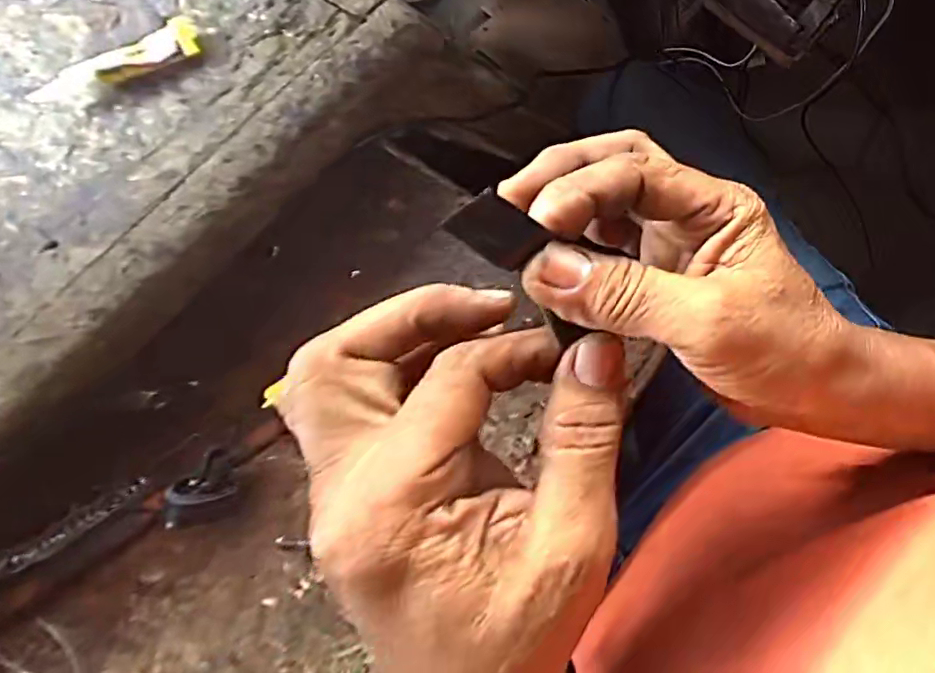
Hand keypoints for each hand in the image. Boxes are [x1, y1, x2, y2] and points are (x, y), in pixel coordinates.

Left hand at [276, 284, 628, 672]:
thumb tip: (597, 347)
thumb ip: (585, 434)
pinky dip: (415, 364)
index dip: (519, 349)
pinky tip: (474, 365)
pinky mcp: (364, 495)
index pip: (447, 378)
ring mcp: (344, 496)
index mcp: (392, 506)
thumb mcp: (575, 535)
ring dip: (408, 333)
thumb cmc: (522, 632)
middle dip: (417, 314)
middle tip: (496, 304)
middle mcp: (345, 495)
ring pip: (334, 379)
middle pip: (335, 365)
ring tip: (486, 322)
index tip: (574, 352)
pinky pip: (365, 404)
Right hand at [501, 130, 854, 427]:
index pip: (640, 170)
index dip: (583, 186)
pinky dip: (572, 254)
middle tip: (513, 202)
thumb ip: (630, 294)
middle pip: (621, 167)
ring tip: (516, 230)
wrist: (812, 383)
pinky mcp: (660, 280)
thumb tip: (549, 269)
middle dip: (564, 175)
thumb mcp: (710, 320)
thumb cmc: (787, 345)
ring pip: (609, 206)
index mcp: (719, 207)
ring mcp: (674, 246)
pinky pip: (606, 254)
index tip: (538, 218)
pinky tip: (548, 267)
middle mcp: (694, 216)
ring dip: (563, 210)